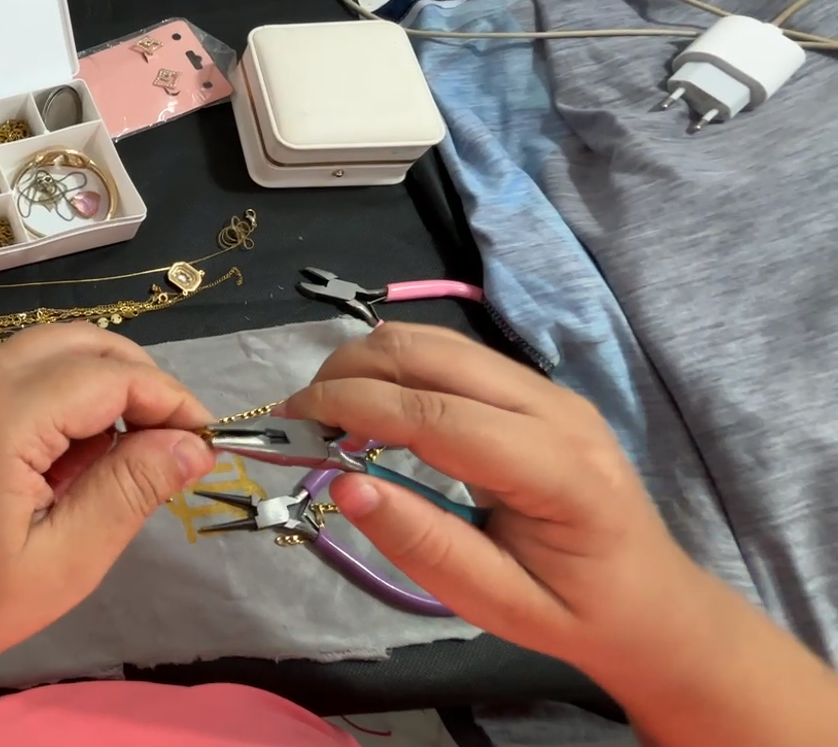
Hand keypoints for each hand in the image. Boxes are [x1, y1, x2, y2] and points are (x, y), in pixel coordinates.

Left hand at [0, 323, 214, 689]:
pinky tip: (79, 457)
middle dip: (140, 380)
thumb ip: (129, 490)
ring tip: (129, 457)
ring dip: (105, 384)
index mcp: (2, 414)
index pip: (108, 375)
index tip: (207, 444)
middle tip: (174, 444)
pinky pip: (28, 373)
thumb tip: (192, 444)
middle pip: (81, 342)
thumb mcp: (63, 561)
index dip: (169, 400)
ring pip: (55, 349)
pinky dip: (69, 394)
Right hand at [285, 323, 713, 670]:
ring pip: (425, 339)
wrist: (656, 604)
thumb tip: (343, 484)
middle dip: (344, 373)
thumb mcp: (496, 602)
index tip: (293, 422)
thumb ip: (421, 544)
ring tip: (328, 409)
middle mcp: (554, 410)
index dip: (351, 406)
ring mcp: (541, 388)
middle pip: (424, 354)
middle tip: (303, 417)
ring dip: (359, 362)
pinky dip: (384, 362)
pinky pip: (438, 347)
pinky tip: (368, 401)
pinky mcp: (523, 382)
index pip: (433, 413)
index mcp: (559, 472)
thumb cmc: (574, 610)